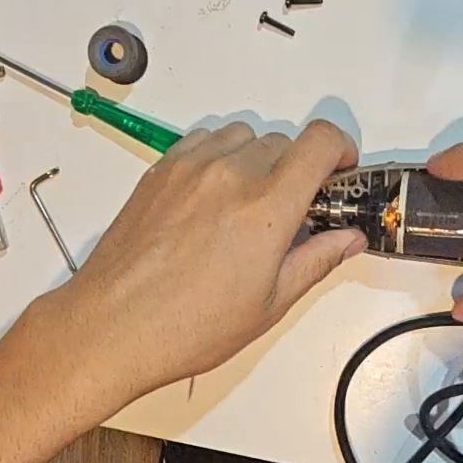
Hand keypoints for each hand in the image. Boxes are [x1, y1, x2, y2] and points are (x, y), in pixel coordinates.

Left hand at [41, 120, 365, 401]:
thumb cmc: (188, 326)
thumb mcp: (269, 304)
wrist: (114, 327)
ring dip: (257, 160)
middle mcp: (229, 175)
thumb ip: (315, 261)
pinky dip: (220, 158)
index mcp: (265, 208)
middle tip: (292, 211)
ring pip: (243, 136)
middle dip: (299, 169)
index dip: (341, 150)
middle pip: (284, 141)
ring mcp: (190, 168)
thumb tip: (348, 239)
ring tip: (249, 205)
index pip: (320, 143)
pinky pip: (203, 141)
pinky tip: (214, 198)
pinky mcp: (160, 171)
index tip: (340, 171)